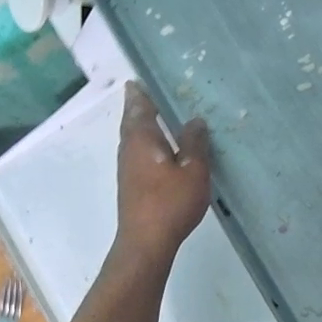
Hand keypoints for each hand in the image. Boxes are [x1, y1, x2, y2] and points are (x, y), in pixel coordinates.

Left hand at [115, 81, 212, 262]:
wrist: (146, 241)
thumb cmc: (171, 202)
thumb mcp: (193, 170)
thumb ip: (194, 143)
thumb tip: (194, 121)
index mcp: (142, 138)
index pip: (139, 106)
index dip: (140, 93)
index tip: (138, 80)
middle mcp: (129, 149)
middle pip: (131, 121)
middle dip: (138, 107)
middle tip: (144, 93)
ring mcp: (126, 168)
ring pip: (132, 138)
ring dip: (141, 126)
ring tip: (154, 117)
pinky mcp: (130, 185)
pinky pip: (137, 153)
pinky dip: (145, 144)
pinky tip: (158, 150)